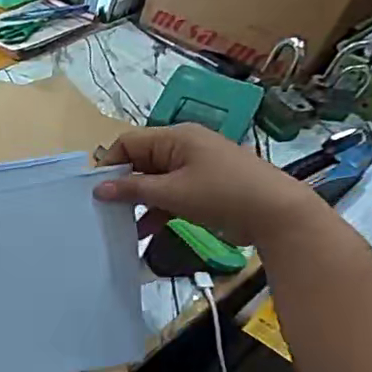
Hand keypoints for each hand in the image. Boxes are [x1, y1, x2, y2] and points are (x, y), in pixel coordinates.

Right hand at [92, 124, 326, 244]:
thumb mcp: (172, 193)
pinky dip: (156, 211)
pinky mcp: (203, 189)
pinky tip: (143, 234)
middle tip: (104, 210)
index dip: (110, 164)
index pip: (129, 143)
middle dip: (122, 186)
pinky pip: (170, 195)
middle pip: (140, 162)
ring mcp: (194, 168)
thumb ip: (133, 190)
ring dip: (138, 202)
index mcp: (176, 138)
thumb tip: (99, 188)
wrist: (276, 213)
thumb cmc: (222, 194)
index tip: (95, 191)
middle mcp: (183, 147)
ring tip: (120, 225)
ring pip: (154, 182)